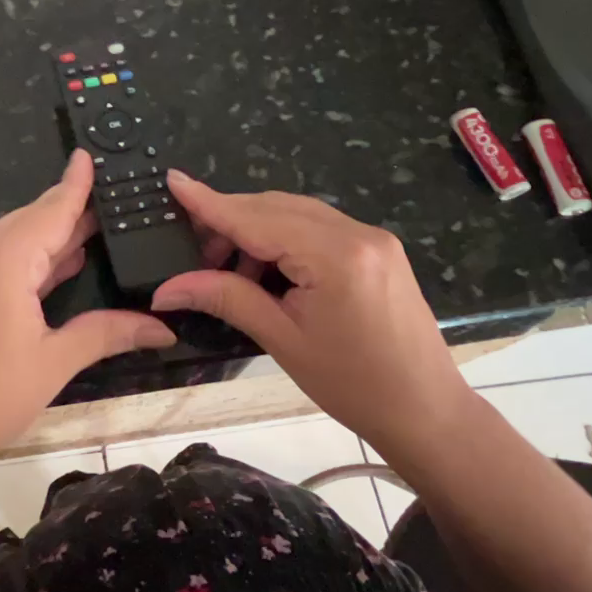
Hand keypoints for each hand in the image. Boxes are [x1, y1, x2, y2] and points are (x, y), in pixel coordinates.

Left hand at [0, 149, 176, 473]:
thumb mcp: (55, 362)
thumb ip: (107, 333)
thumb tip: (162, 328)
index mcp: (3, 263)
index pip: (49, 212)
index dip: (73, 185)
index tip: (87, 155)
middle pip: (28, 221)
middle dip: (67, 209)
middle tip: (106, 198)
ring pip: (11, 241)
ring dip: (48, 234)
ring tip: (89, 226)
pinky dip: (29, 257)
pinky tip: (54, 264)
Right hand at [149, 172, 469, 451]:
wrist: (426, 412)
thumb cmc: (352, 384)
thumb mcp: (281, 339)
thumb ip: (225, 298)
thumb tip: (165, 288)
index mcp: (334, 255)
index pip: (256, 219)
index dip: (209, 202)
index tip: (172, 179)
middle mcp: (357, 232)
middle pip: (275, 207)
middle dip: (229, 221)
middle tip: (192, 251)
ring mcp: (371, 238)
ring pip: (295, 214)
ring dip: (254, 231)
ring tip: (225, 270)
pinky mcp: (376, 250)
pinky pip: (316, 229)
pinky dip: (282, 240)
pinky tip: (263, 271)